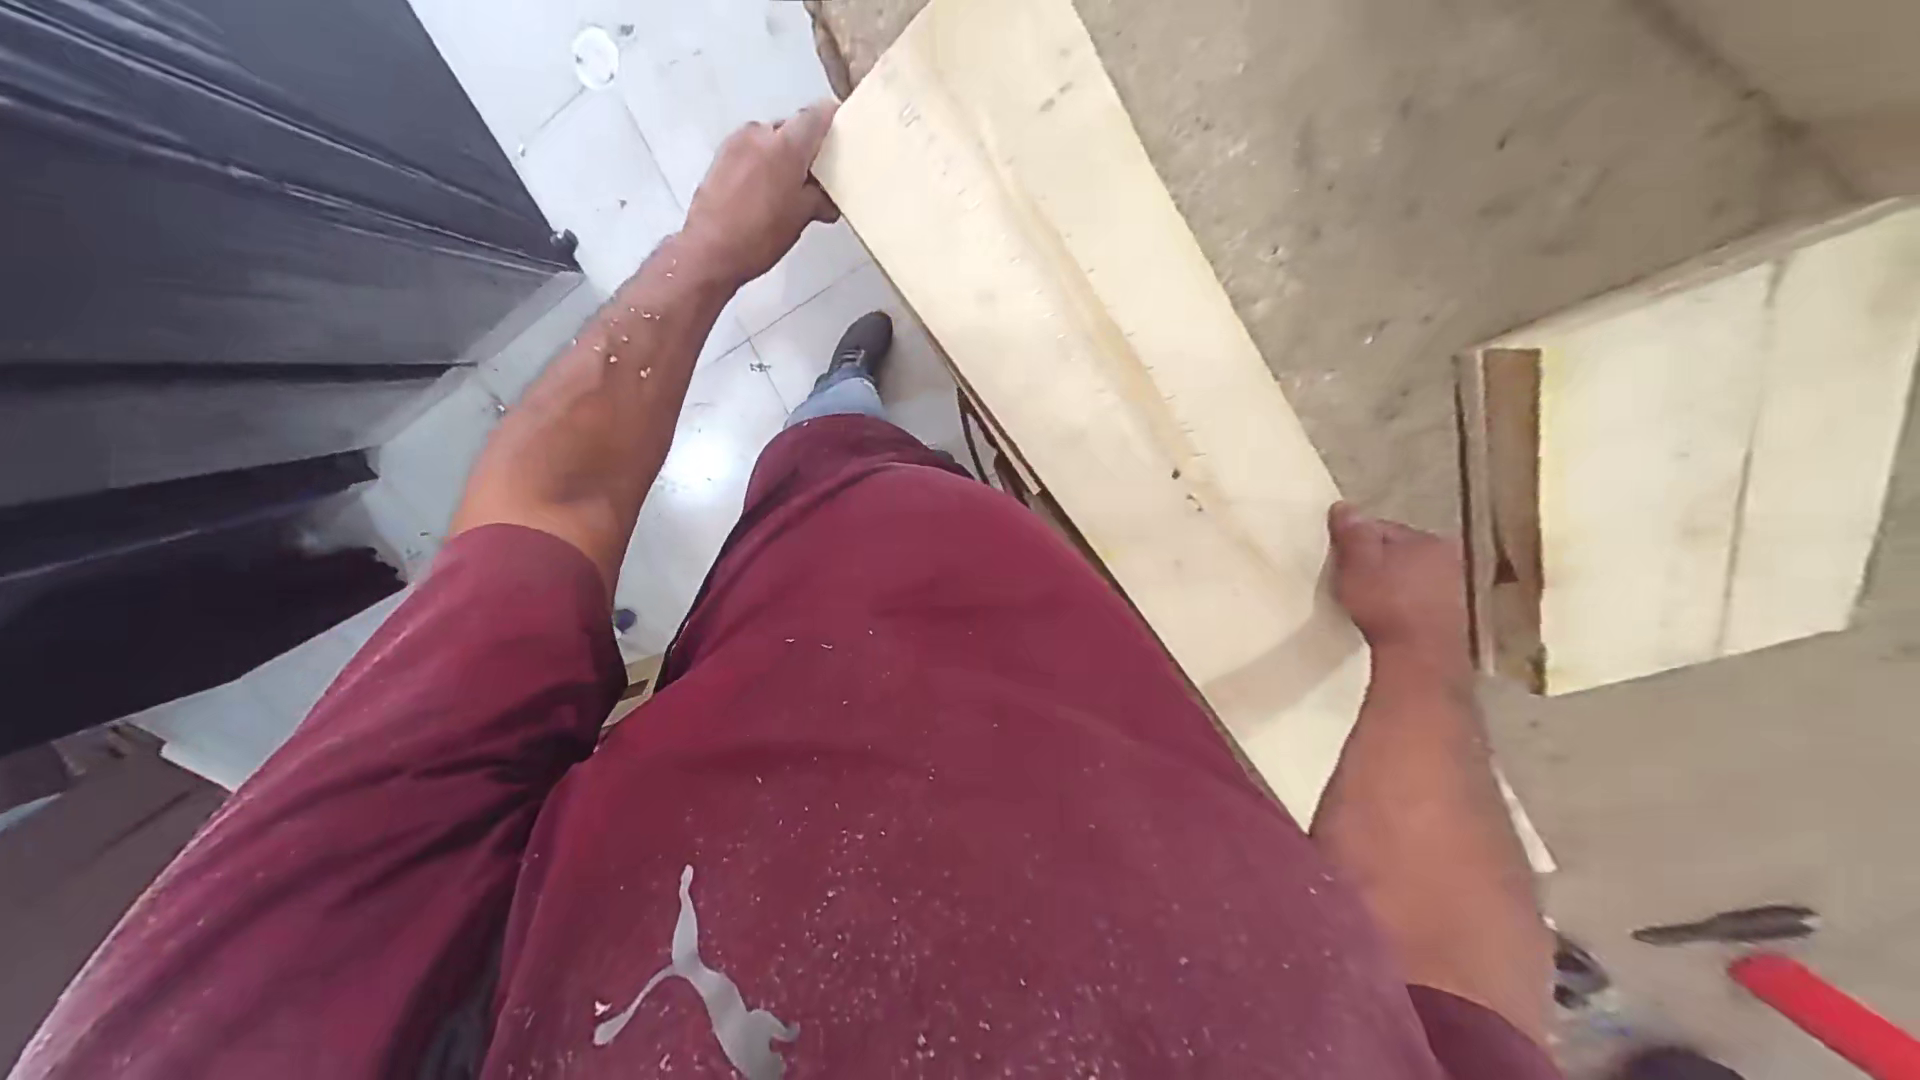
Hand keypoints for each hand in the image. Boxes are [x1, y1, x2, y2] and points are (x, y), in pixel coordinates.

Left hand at [683, 102, 840, 287]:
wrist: (711, 249)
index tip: (840, 131)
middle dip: (806, 147)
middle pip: (792, 128)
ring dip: (783, 157)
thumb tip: (827, 202)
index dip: (831, 120)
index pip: (815, 116)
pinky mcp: (721, 156)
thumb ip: (818, 200)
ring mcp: (737, 142)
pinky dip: (763, 164)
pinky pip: (751, 151)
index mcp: (786, 145)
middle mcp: (761, 134)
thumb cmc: (760, 235)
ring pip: (770, 140)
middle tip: (817, 174)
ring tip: (789, 189)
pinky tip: (766, 192)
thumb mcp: (800, 218)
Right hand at [1328, 502, 1470, 673]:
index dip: (1354, 542)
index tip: (1337, 559)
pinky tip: (1385, 615)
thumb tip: (1344, 506)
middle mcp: (1448, 557)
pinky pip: (1416, 597)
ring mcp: (1454, 587)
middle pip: (1397, 551)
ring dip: (1387, 582)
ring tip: (1363, 599)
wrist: (1420, 656)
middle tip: (1348, 579)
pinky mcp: (1451, 615)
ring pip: (1408, 575)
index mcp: (1427, 539)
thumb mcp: (1358, 564)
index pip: (1380, 528)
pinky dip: (1399, 602)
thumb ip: (1352, 533)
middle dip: (1374, 561)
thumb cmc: (1386, 603)